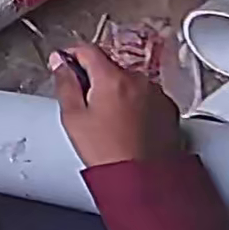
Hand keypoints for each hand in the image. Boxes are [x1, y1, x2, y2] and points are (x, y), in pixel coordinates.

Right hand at [50, 44, 184, 167]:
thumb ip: (64, 82)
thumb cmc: (107, 152)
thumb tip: (60, 62)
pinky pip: (144, 96)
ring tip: (106, 119)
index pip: (88, 50)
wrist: (144, 180)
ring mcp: (156, 94)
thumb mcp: (72, 116)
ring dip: (114, 91)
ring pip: (127, 81)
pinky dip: (133, 103)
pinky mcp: (168, 109)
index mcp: (112, 79)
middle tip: (83, 103)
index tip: (64, 63)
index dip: (71, 54)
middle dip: (93, 78)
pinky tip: (124, 124)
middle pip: (108, 66)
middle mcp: (139, 81)